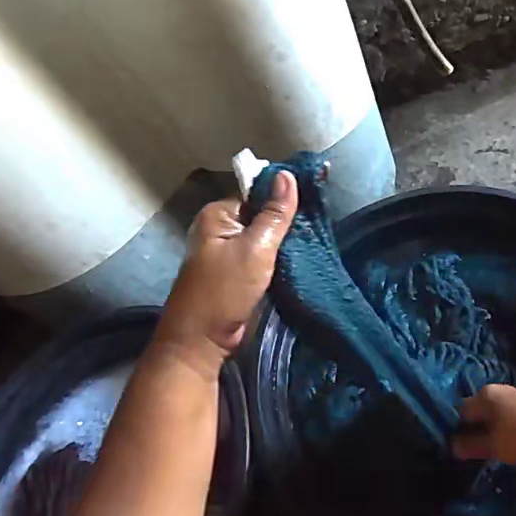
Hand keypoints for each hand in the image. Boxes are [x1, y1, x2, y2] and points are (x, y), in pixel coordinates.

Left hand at [151, 171, 297, 377]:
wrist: (201, 340)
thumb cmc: (224, 290)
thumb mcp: (256, 249)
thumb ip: (274, 214)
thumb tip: (287, 175)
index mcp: (216, 214)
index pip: (255, 194)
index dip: (281, 198)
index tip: (311, 204)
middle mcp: (218, 229)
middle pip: (259, 216)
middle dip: (284, 224)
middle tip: (314, 228)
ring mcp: (224, 252)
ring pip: (262, 239)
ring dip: (282, 244)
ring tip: (311, 242)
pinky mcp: (234, 273)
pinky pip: (260, 258)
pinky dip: (276, 260)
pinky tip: (296, 260)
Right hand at [451, 384, 515, 467]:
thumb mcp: (494, 447)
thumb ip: (470, 446)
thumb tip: (452, 446)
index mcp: (484, 395)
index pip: (461, 411)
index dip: (459, 429)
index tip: (463, 447)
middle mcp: (497, 389)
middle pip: (478, 410)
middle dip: (476, 428)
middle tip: (480, 449)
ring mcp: (515, 394)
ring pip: (494, 413)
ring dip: (492, 428)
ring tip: (498, 448)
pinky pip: (508, 414)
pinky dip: (506, 426)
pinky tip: (514, 441)